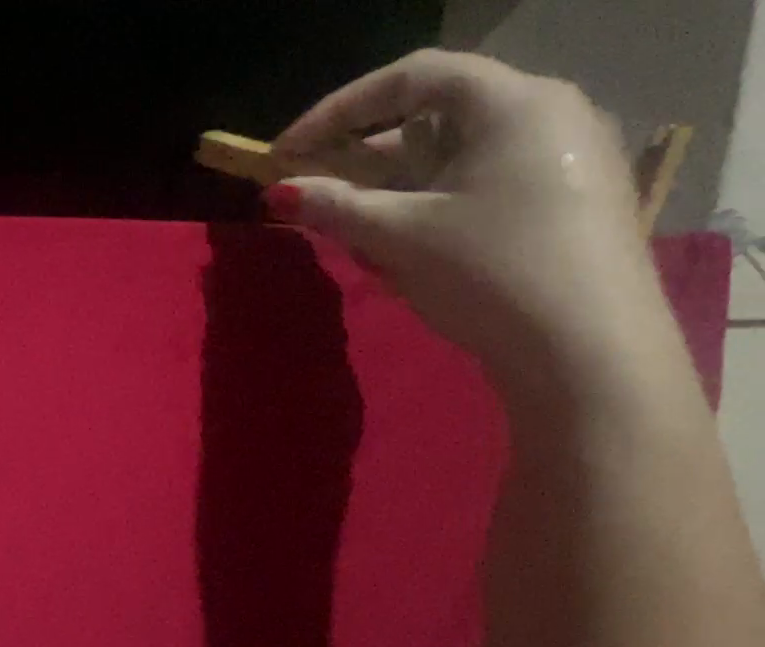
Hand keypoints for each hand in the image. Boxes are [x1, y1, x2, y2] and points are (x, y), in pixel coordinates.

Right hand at [271, 50, 679, 392]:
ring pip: (451, 161)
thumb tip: (279, 192)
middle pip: (431, 121)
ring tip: (358, 244)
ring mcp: (561, 159)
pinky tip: (406, 259)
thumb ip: (335, 207)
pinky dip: (429, 212)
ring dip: (392, 196)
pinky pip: (478, 188)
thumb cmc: (490, 272)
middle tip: (313, 197)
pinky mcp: (564, 202)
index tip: (284, 151)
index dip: (337, 110)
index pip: (411, 77)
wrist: (586, 349)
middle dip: (363, 163)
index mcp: (514, 103)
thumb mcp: (399, 237)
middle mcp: (547, 115)